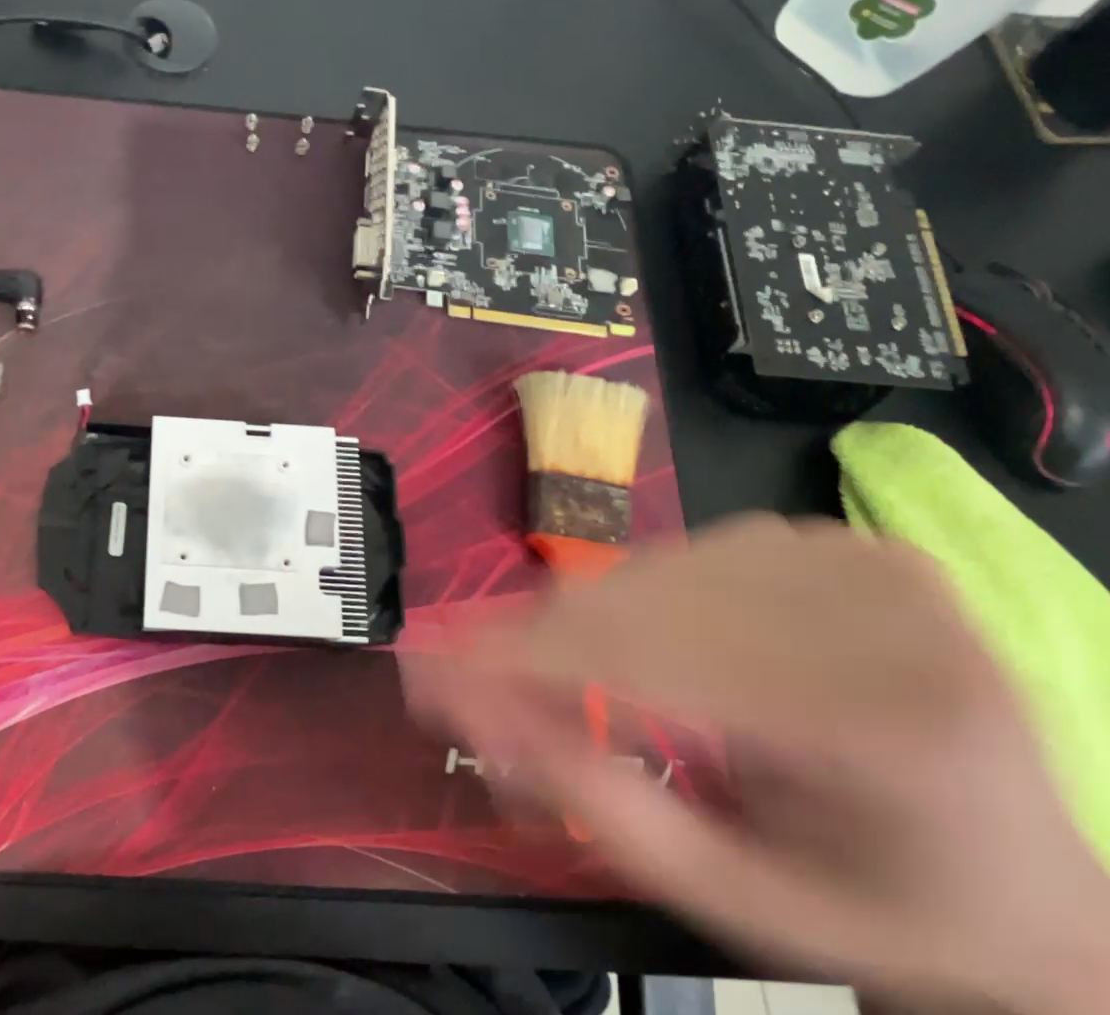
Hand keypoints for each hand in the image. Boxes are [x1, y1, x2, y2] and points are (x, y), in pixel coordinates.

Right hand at [401, 517, 1109, 1014]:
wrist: (1034, 891)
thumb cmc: (881, 912)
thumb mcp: (736, 901)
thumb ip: (599, 808)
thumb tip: (478, 713)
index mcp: (891, 728)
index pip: (653, 661)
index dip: (520, 663)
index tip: (425, 674)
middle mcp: (893, 618)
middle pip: (646, 604)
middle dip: (532, 643)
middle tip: (464, 686)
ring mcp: (876, 566)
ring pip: (658, 566)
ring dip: (577, 620)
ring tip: (547, 679)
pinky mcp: (855, 548)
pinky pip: (694, 552)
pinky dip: (632, 596)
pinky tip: (631, 642)